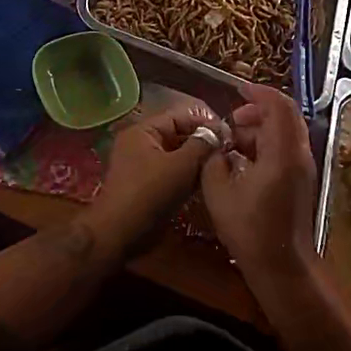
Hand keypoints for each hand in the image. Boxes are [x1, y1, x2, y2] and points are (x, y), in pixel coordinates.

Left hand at [83, 102, 222, 252]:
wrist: (120, 234)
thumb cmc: (149, 194)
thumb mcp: (181, 165)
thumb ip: (202, 145)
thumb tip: (219, 132)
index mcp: (143, 131)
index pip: (179, 116)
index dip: (205, 122)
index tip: (230, 134)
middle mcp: (140, 144)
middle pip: (178, 135)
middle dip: (203, 142)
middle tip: (230, 152)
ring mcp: (142, 166)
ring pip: (176, 156)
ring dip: (197, 161)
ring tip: (222, 167)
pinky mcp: (147, 187)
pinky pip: (172, 173)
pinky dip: (188, 176)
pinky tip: (207, 183)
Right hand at [200, 84, 319, 278]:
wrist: (282, 265)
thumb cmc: (250, 229)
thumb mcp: (218, 192)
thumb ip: (213, 160)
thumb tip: (215, 144)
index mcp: (282, 153)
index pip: (279, 107)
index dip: (258, 94)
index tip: (237, 90)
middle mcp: (299, 155)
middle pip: (286, 116)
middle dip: (258, 111)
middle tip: (232, 120)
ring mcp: (303, 169)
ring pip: (286, 133)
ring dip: (261, 129)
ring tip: (233, 143)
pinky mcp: (300, 181)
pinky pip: (286, 149)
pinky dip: (266, 144)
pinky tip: (243, 161)